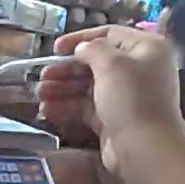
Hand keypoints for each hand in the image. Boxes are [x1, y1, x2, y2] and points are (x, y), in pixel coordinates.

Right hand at [37, 26, 183, 148]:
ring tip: (40, 95)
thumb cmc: (131, 99)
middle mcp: (136, 70)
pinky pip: (86, 109)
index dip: (80, 40)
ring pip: (87, 88)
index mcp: (144, 49)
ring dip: (62, 89)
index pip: (109, 35)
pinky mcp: (111, 120)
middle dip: (66, 70)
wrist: (143, 148)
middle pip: (95, 64)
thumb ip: (93, 50)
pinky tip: (47, 110)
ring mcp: (123, 97)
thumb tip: (82, 49)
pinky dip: (67, 107)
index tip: (55, 48)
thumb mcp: (113, 65)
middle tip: (42, 76)